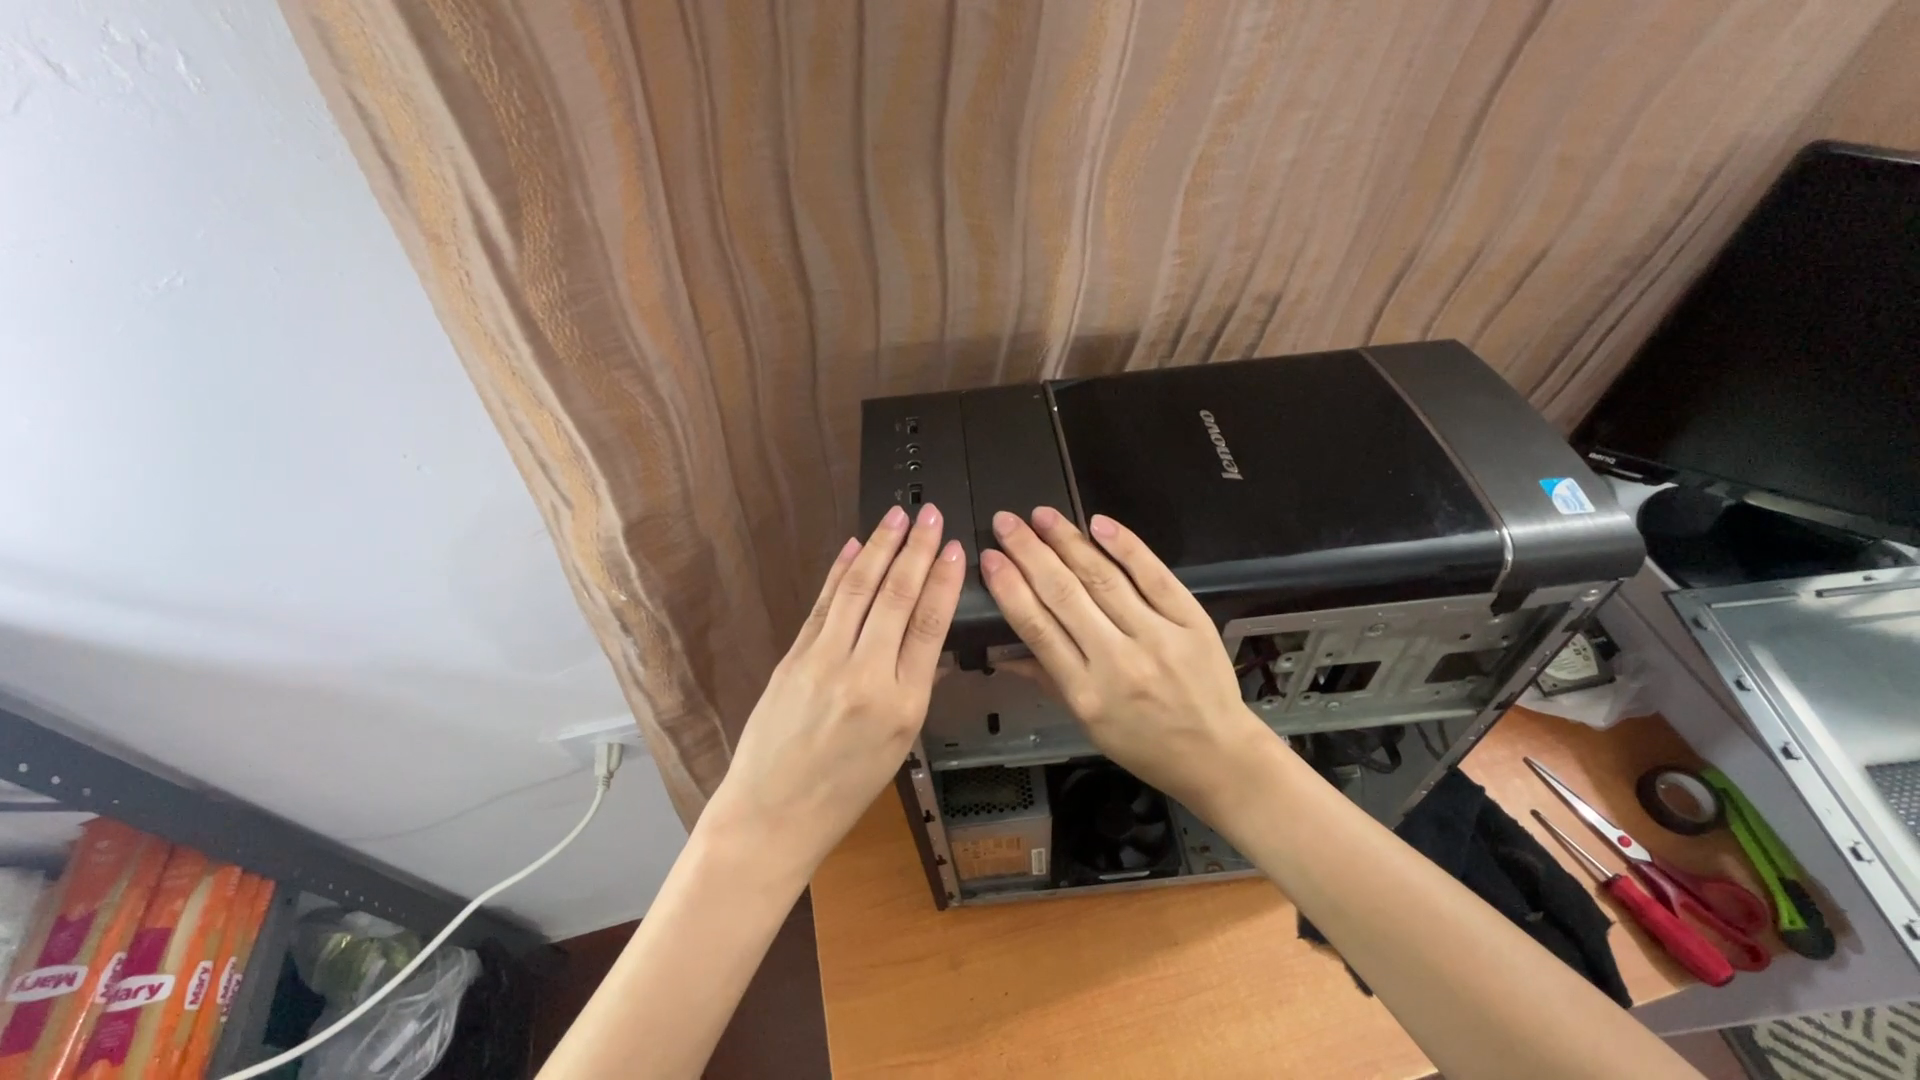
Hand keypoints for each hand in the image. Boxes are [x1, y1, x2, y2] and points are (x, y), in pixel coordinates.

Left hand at [706, 503, 963, 875]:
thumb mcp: (898, 745)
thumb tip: (929, 643)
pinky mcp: (793, 657)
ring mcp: (824, 663)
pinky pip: (824, 605)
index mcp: (903, 704)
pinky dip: (840, 572)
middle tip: (930, 514)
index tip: (954, 547)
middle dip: (916, 549)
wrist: (773, 813)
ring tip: (897, 516)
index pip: (930, 625)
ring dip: (880, 547)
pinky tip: (856, 547)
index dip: (944, 580)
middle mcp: (865, 676)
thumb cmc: (843, 790)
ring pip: (858, 590)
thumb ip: (915, 687)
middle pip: (897, 597)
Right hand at [978, 508, 1273, 813]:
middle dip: (1030, 553)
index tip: (990, 558)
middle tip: (1006, 522)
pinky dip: (1126, 546)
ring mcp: (1157, 636)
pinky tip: (1098, 524)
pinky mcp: (1190, 620)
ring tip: (1042, 515)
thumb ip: (1046, 680)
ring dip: (1068, 541)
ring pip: (1103, 578)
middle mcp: (1118, 660)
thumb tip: (1001, 652)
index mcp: (1085, 691)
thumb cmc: (1144, 743)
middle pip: (1064, 594)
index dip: (1010, 588)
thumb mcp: (1087, 723)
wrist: (1217, 754)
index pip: (1038, 628)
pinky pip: (1153, 575)